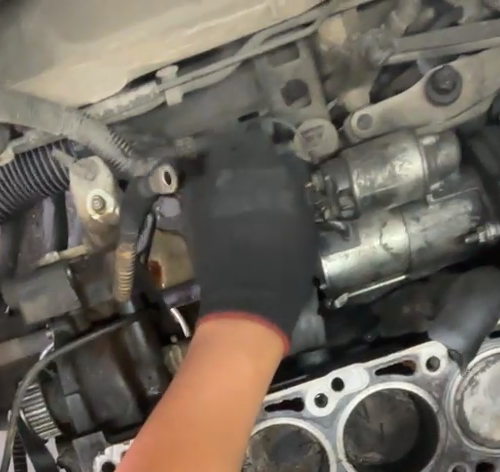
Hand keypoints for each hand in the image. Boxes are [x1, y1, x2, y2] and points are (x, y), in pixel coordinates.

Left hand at [182, 126, 318, 347]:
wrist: (247, 300)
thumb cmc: (286, 273)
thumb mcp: (305, 233)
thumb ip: (297, 202)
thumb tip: (291, 192)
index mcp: (281, 175)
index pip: (284, 156)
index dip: (283, 166)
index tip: (284, 176)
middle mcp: (247, 169)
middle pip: (248, 143)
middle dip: (252, 152)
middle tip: (254, 168)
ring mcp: (216, 184)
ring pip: (219, 156)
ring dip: (226, 163)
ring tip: (229, 179)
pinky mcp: (194, 203)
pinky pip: (197, 185)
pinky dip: (204, 189)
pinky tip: (210, 202)